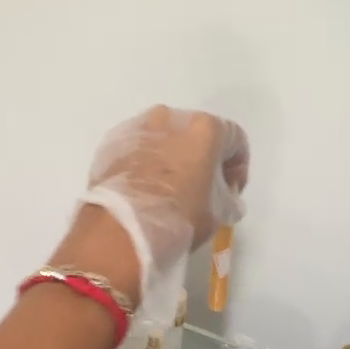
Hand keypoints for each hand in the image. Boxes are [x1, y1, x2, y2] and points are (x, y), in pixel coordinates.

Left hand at [75, 106, 248, 327]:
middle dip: (202, 160)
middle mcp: (171, 117)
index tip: (230, 192)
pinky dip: (145, 164)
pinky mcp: (112, 142)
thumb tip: (226, 197)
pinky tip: (144, 191)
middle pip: (196, 135)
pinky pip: (138, 149)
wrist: (122, 231)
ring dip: (171, 159)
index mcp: (205, 129)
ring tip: (167, 192)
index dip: (237, 168)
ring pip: (164, 139)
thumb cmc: (179, 219)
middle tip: (199, 191)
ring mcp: (138, 126)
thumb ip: (228, 198)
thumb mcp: (218, 214)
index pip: (234, 140)